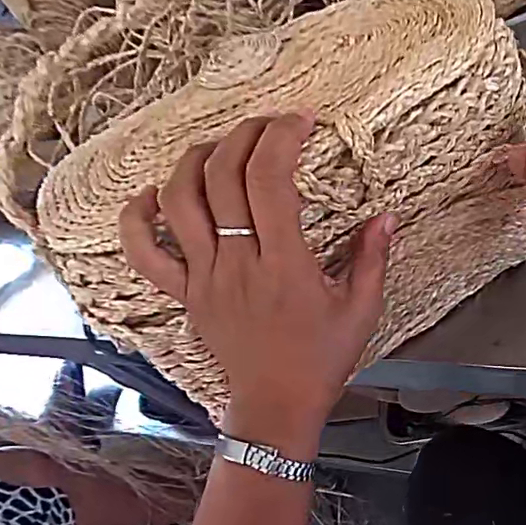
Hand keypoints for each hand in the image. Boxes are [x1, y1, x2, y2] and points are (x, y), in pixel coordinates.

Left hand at [118, 114, 394, 455]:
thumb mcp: (362, 310)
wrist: (277, 404)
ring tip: (220, 146)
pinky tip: (153, 195)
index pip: (271, 182)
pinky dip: (138, 218)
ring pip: (180, 202)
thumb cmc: (323, 358)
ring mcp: (205, 279)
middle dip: (245, 135)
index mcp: (285, 266)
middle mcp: (238, 265)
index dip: (282, 138)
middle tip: (268, 124)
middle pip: (223, 177)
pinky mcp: (186, 294)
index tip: (301, 120)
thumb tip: (386, 216)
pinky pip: (146, 253)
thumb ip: (372, 259)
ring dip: (196, 160)